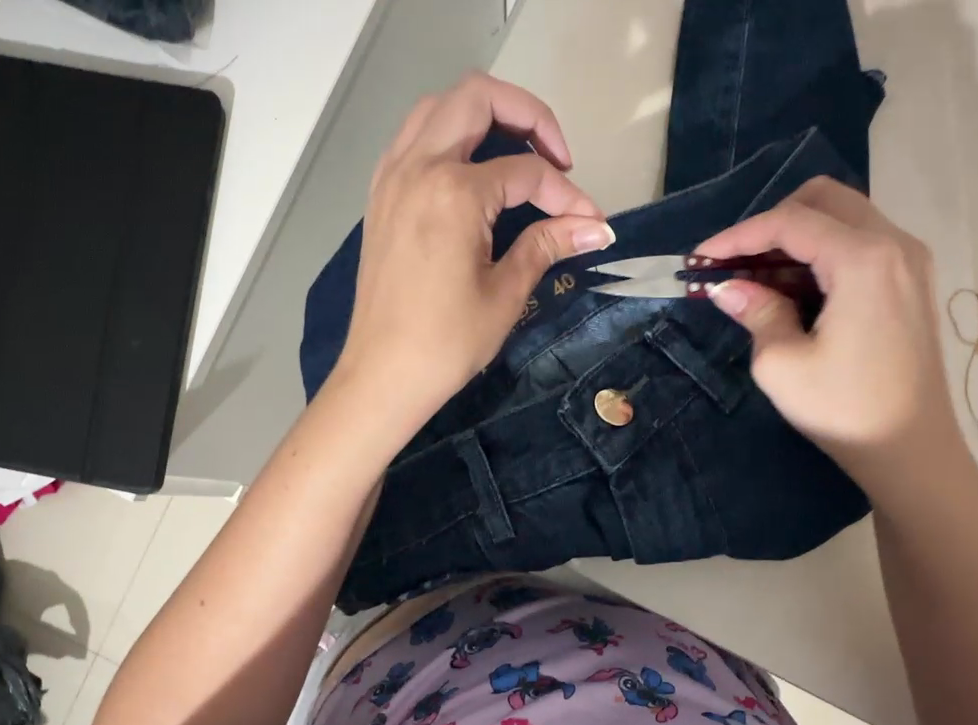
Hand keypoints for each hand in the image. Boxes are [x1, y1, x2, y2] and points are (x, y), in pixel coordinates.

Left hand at [332, 74, 614, 417]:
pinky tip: (471, 172)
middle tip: (556, 157)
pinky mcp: (380, 195)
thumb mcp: (505, 295)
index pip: (525, 171)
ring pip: (440, 107)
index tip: (590, 222)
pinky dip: (448, 136)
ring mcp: (392, 177)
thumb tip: (596, 227)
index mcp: (453, 192)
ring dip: (484, 116)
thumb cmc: (446, 343)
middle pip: (478, 98)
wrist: (382, 374)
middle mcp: (418, 167)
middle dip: (528, 116)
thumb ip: (547, 245)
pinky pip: (414, 137)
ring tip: (517, 155)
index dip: (566, 194)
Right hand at [697, 177, 962, 485]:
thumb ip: (757, 312)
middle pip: (825, 199)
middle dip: (771, 221)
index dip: (738, 236)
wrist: (911, 449)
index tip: (700, 260)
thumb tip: (728, 288)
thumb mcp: (782, 365)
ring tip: (759, 277)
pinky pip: (862, 242)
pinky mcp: (912, 282)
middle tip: (735, 262)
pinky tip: (796, 289)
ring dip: (798, 236)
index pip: (790, 222)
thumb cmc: (844, 410)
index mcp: (863, 259)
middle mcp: (894, 244)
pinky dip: (823, 252)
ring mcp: (910, 260)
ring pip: (846, 216)